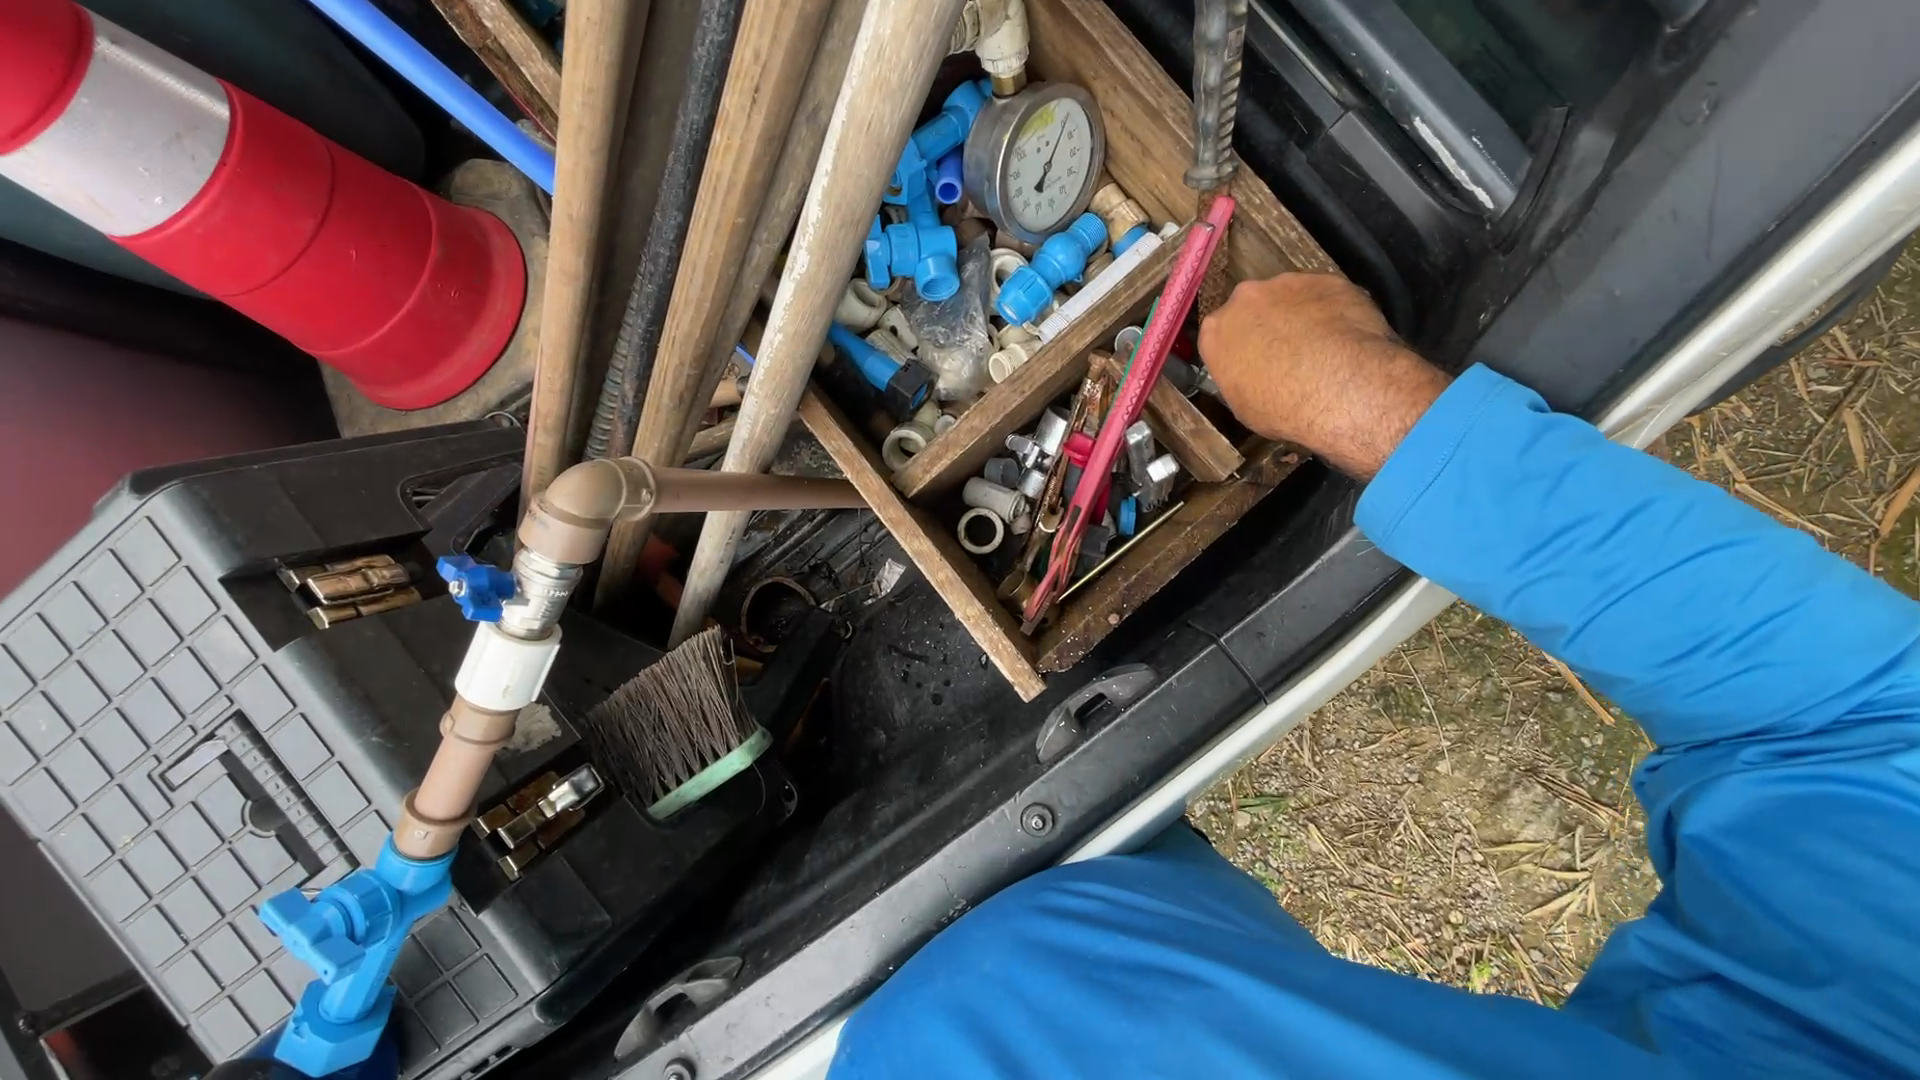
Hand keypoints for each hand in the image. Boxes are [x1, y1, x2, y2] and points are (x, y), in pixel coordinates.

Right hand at [1198, 273, 1450, 478]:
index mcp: (1216, 331)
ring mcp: (1287, 284)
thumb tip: (1252, 376)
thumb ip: (1240, 378)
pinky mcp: (1327, 280)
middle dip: (1268, 325)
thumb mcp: (1243, 405)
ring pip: (1291, 296)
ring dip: (1300, 315)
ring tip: (1321, 346)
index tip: (1253, 362)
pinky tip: (1345, 336)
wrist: (1336, 386)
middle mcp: (1246, 298)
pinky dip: (1333, 310)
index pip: (1221, 334)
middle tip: (1287, 352)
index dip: (1239, 348)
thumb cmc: (1279, 405)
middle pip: (1254, 308)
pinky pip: (1326, 295)